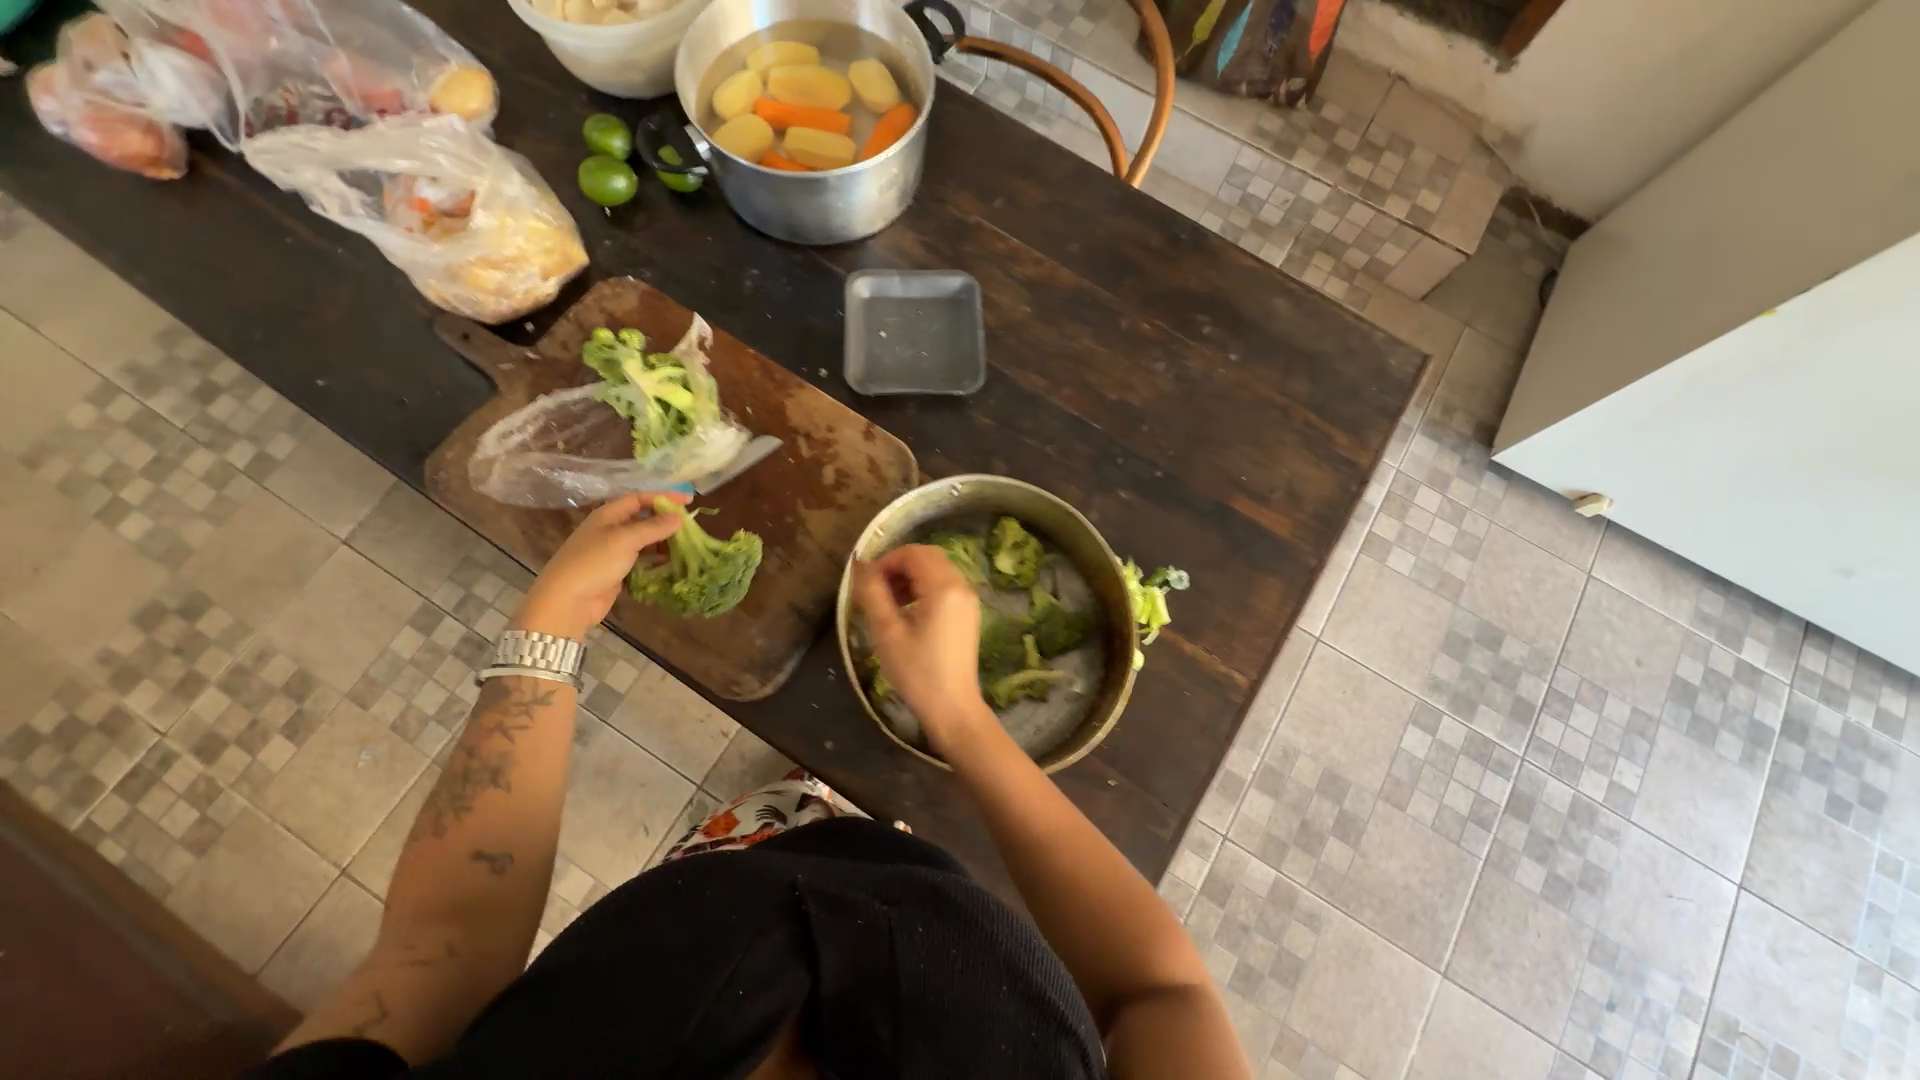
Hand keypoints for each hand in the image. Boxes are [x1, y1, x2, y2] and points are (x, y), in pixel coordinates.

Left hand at [514, 493, 686, 639]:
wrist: (568, 600)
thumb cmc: (595, 562)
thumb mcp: (626, 539)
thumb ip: (654, 527)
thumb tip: (680, 516)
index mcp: (608, 515)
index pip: (639, 498)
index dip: (664, 497)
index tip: (689, 501)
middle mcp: (610, 529)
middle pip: (643, 518)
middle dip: (665, 520)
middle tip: (690, 526)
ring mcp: (612, 551)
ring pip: (644, 540)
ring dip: (663, 541)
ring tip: (687, 545)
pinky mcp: (616, 571)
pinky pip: (641, 560)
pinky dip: (657, 560)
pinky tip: (672, 563)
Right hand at [854, 545, 994, 754]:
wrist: (953, 708)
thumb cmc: (917, 672)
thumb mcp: (887, 632)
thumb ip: (872, 593)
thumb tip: (860, 564)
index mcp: (944, 587)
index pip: (913, 553)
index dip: (886, 561)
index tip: (866, 583)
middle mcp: (961, 586)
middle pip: (927, 557)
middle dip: (898, 566)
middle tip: (876, 591)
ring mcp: (969, 600)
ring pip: (936, 570)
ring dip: (910, 577)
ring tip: (887, 604)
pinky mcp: (968, 613)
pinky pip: (944, 586)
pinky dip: (923, 589)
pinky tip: (907, 613)